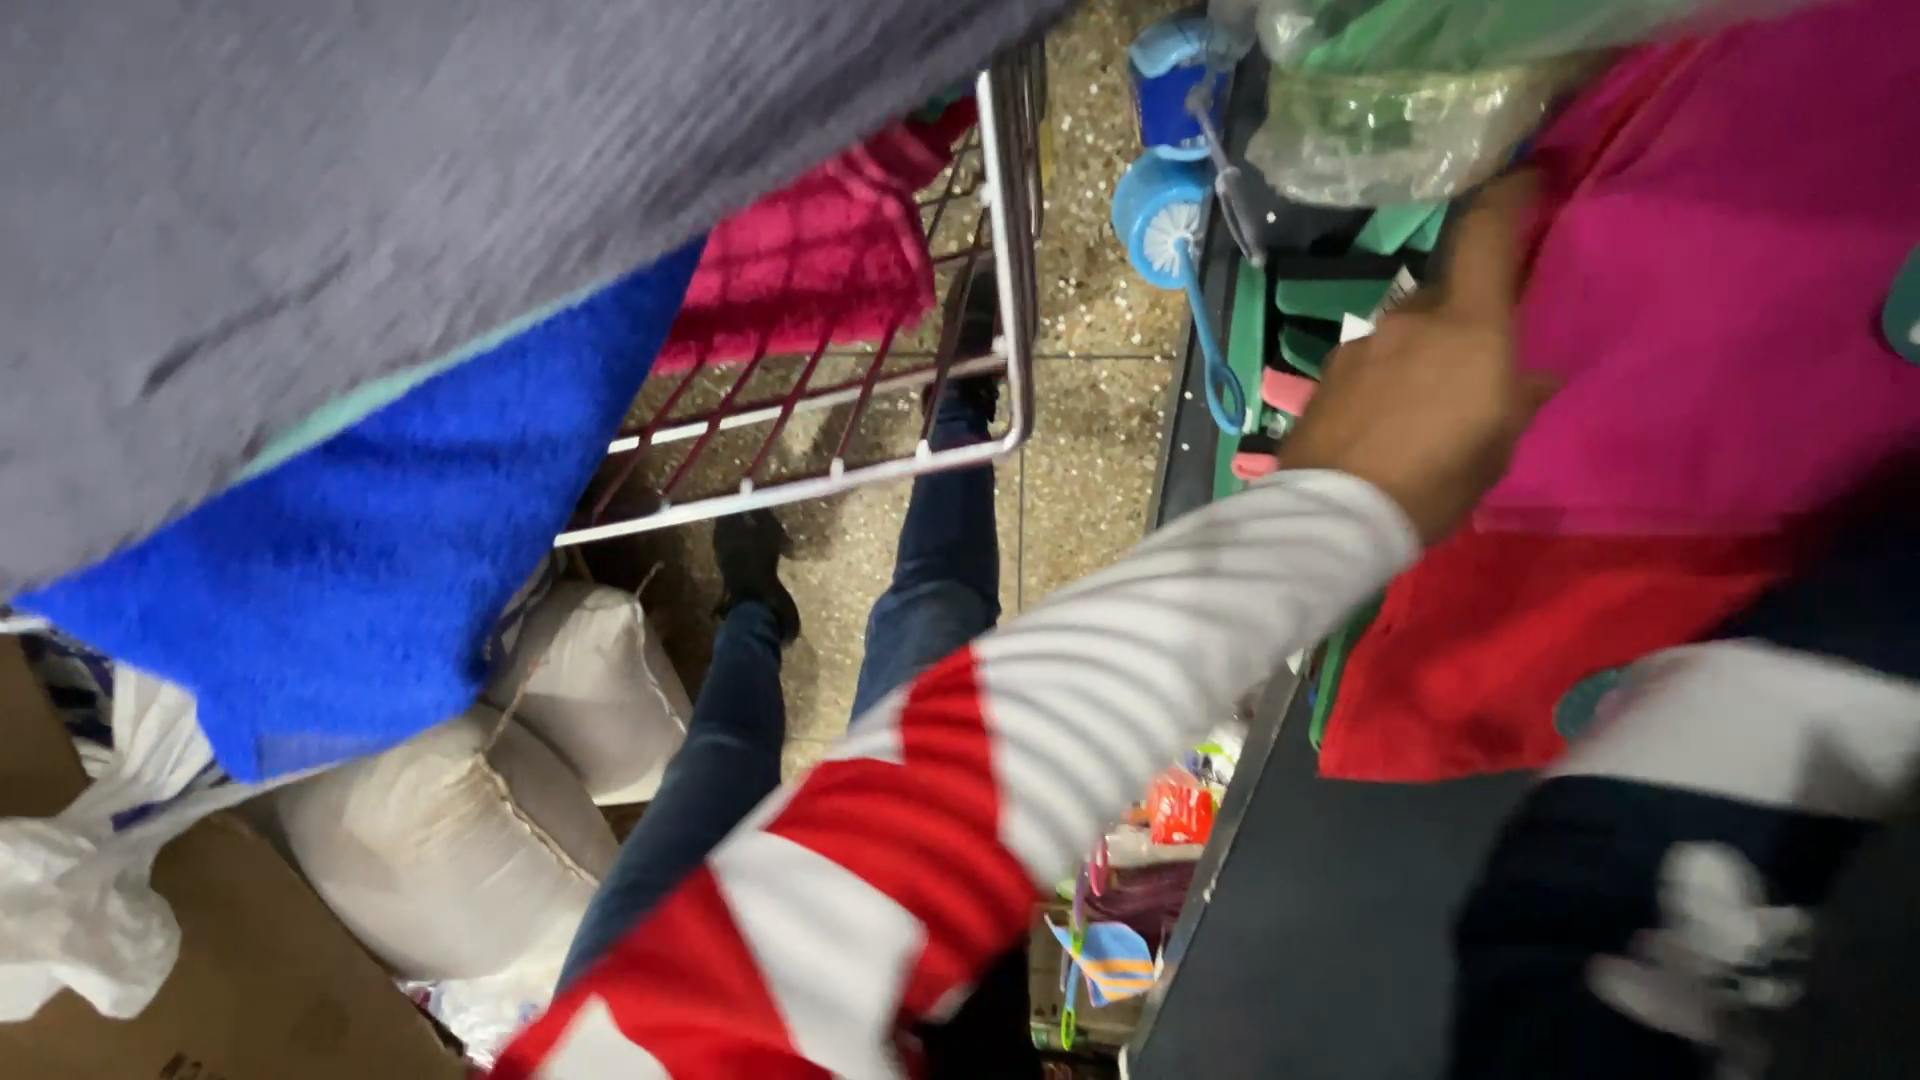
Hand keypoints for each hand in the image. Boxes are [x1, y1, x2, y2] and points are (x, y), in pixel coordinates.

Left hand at [1276, 171, 1558, 543]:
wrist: (1331, 514)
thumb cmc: (1432, 481)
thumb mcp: (1496, 445)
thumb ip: (1514, 397)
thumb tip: (1525, 377)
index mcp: (1466, 325)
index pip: (1483, 233)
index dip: (1506, 195)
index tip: (1524, 179)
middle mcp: (1406, 320)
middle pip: (1443, 289)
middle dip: (1464, 308)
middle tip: (1478, 348)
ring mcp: (1356, 346)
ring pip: (1402, 327)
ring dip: (1419, 345)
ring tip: (1427, 395)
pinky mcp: (1323, 376)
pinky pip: (1369, 357)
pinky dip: (1385, 370)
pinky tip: (1385, 411)